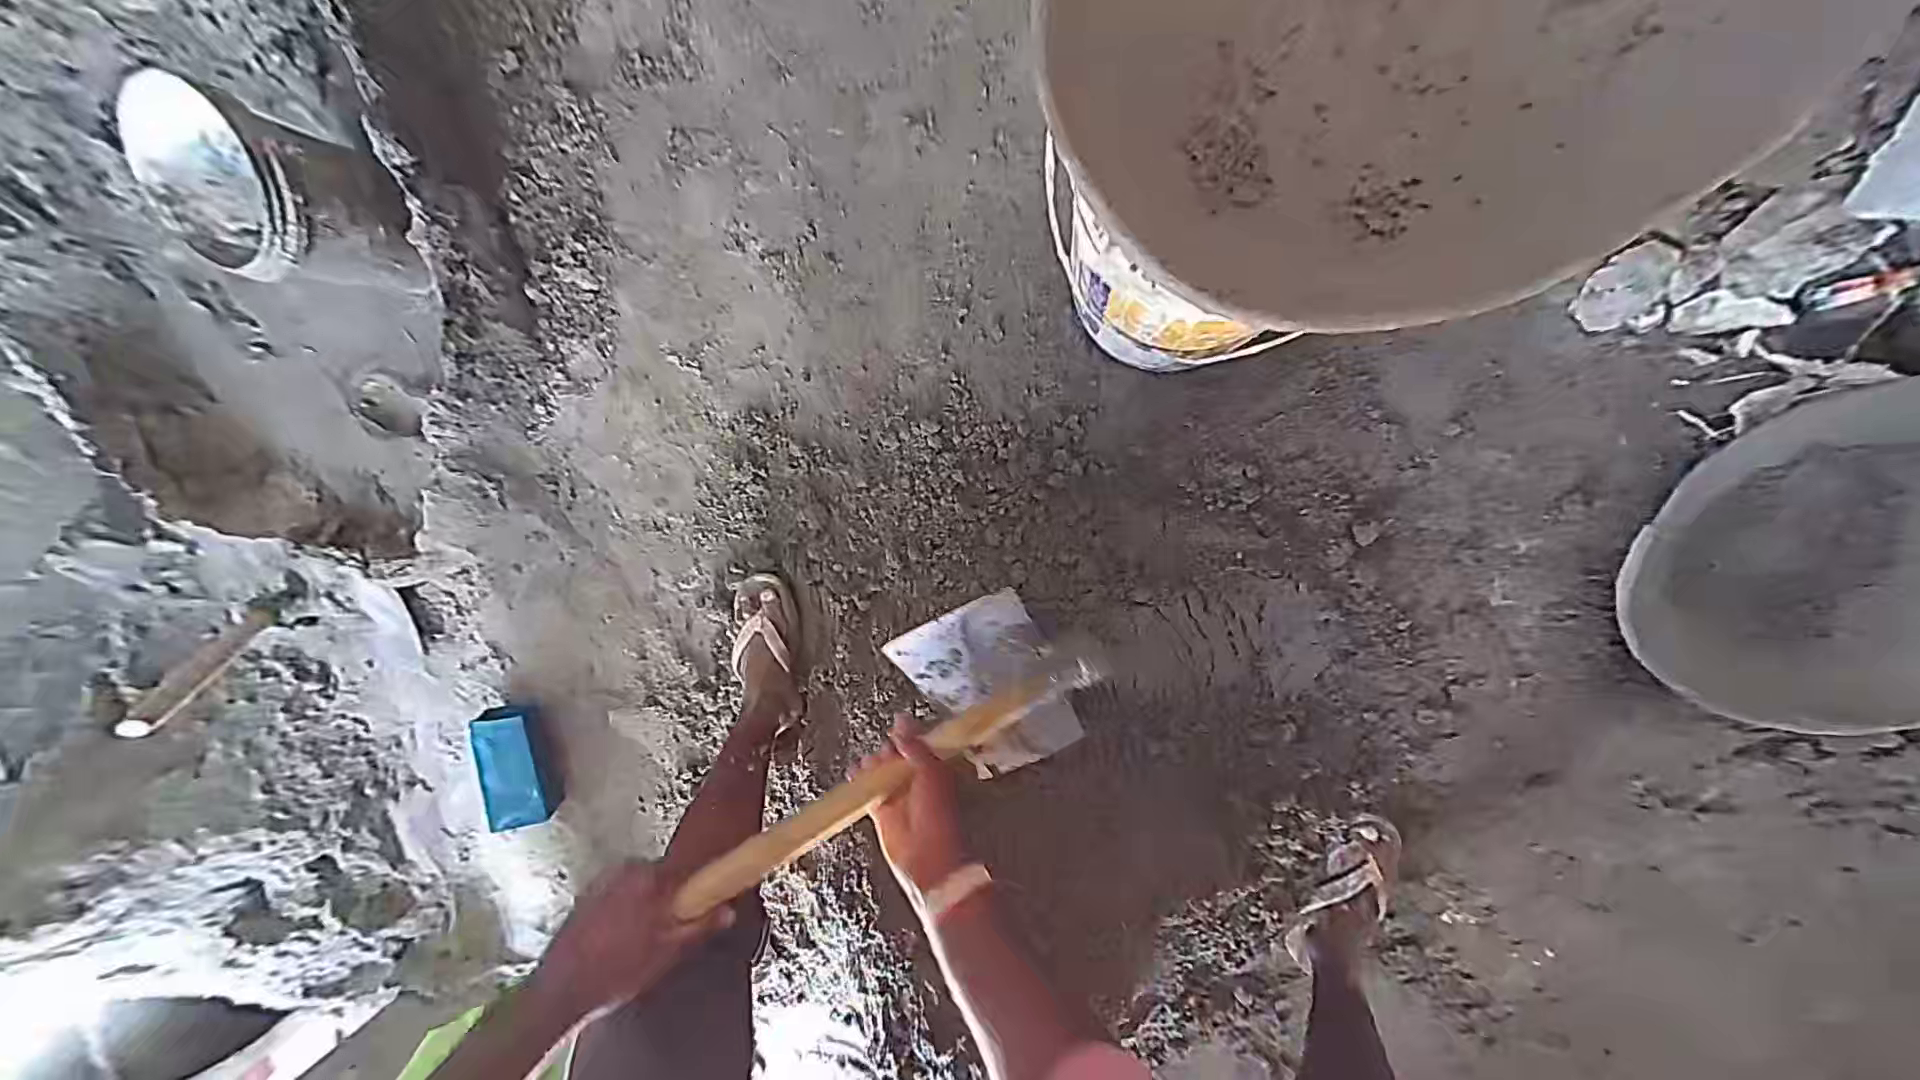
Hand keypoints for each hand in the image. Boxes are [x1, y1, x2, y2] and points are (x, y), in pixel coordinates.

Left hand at [528, 860, 732, 1017]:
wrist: (558, 992)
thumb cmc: (616, 971)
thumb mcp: (667, 953)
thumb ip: (700, 926)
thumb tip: (728, 910)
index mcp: (652, 878)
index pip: (688, 867)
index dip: (698, 883)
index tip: (703, 898)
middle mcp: (628, 869)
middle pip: (662, 874)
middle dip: (669, 895)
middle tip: (670, 925)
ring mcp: (604, 879)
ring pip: (638, 882)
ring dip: (644, 900)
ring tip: (642, 935)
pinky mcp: (586, 893)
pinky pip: (617, 890)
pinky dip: (622, 905)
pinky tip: (618, 935)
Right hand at [860, 713, 968, 894]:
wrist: (929, 856)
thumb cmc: (937, 813)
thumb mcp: (929, 771)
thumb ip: (914, 746)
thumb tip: (901, 720)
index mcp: (933, 769)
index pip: (917, 745)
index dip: (906, 735)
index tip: (896, 723)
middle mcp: (916, 781)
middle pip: (897, 758)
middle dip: (888, 750)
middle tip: (883, 751)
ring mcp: (899, 797)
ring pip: (882, 774)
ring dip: (873, 766)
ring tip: (867, 763)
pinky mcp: (883, 812)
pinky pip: (870, 792)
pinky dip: (861, 783)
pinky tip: (854, 774)